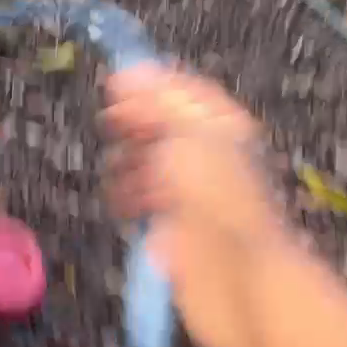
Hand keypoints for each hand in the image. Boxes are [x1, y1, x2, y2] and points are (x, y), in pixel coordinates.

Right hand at [101, 65, 284, 268]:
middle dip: (134, 122)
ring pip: (146, 157)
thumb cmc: (219, 198)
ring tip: (118, 165)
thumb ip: (156, 100)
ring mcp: (189, 187)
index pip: (181, 90)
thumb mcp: (187, 134)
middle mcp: (207, 152)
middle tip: (112, 122)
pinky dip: (126, 191)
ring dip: (126, 158)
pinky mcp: (171, 217)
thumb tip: (130, 71)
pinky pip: (140, 193)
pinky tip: (121, 196)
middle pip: (159, 122)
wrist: (234, 275)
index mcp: (220, 127)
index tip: (117, 81)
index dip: (149, 83)